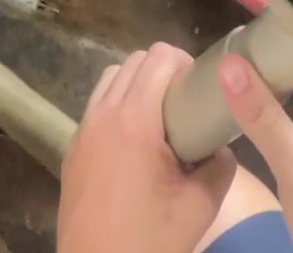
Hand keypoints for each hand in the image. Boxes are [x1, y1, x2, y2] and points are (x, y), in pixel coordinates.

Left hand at [59, 43, 237, 252]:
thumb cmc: (149, 241)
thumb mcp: (200, 206)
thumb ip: (220, 165)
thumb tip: (221, 144)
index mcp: (135, 120)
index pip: (159, 57)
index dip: (184, 63)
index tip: (199, 88)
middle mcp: (103, 114)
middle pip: (135, 61)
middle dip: (163, 70)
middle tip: (184, 102)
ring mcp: (82, 130)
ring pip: (111, 78)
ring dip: (137, 84)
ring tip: (159, 117)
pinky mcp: (71, 149)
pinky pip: (96, 105)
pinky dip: (117, 105)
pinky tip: (134, 142)